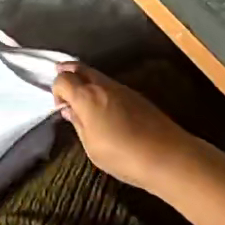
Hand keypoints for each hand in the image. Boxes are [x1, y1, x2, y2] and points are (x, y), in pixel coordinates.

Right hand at [52, 62, 201, 188]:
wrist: (167, 155)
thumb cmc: (123, 155)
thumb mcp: (92, 146)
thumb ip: (78, 124)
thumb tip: (69, 110)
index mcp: (87, 97)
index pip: (63, 78)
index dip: (56, 89)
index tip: (60, 107)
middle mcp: (104, 86)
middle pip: (80, 68)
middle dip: (69, 74)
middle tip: (64, 90)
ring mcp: (122, 88)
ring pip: (97, 75)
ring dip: (86, 82)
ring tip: (83, 101)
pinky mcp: (137, 95)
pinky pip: (111, 85)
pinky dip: (101, 89)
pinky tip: (104, 108)